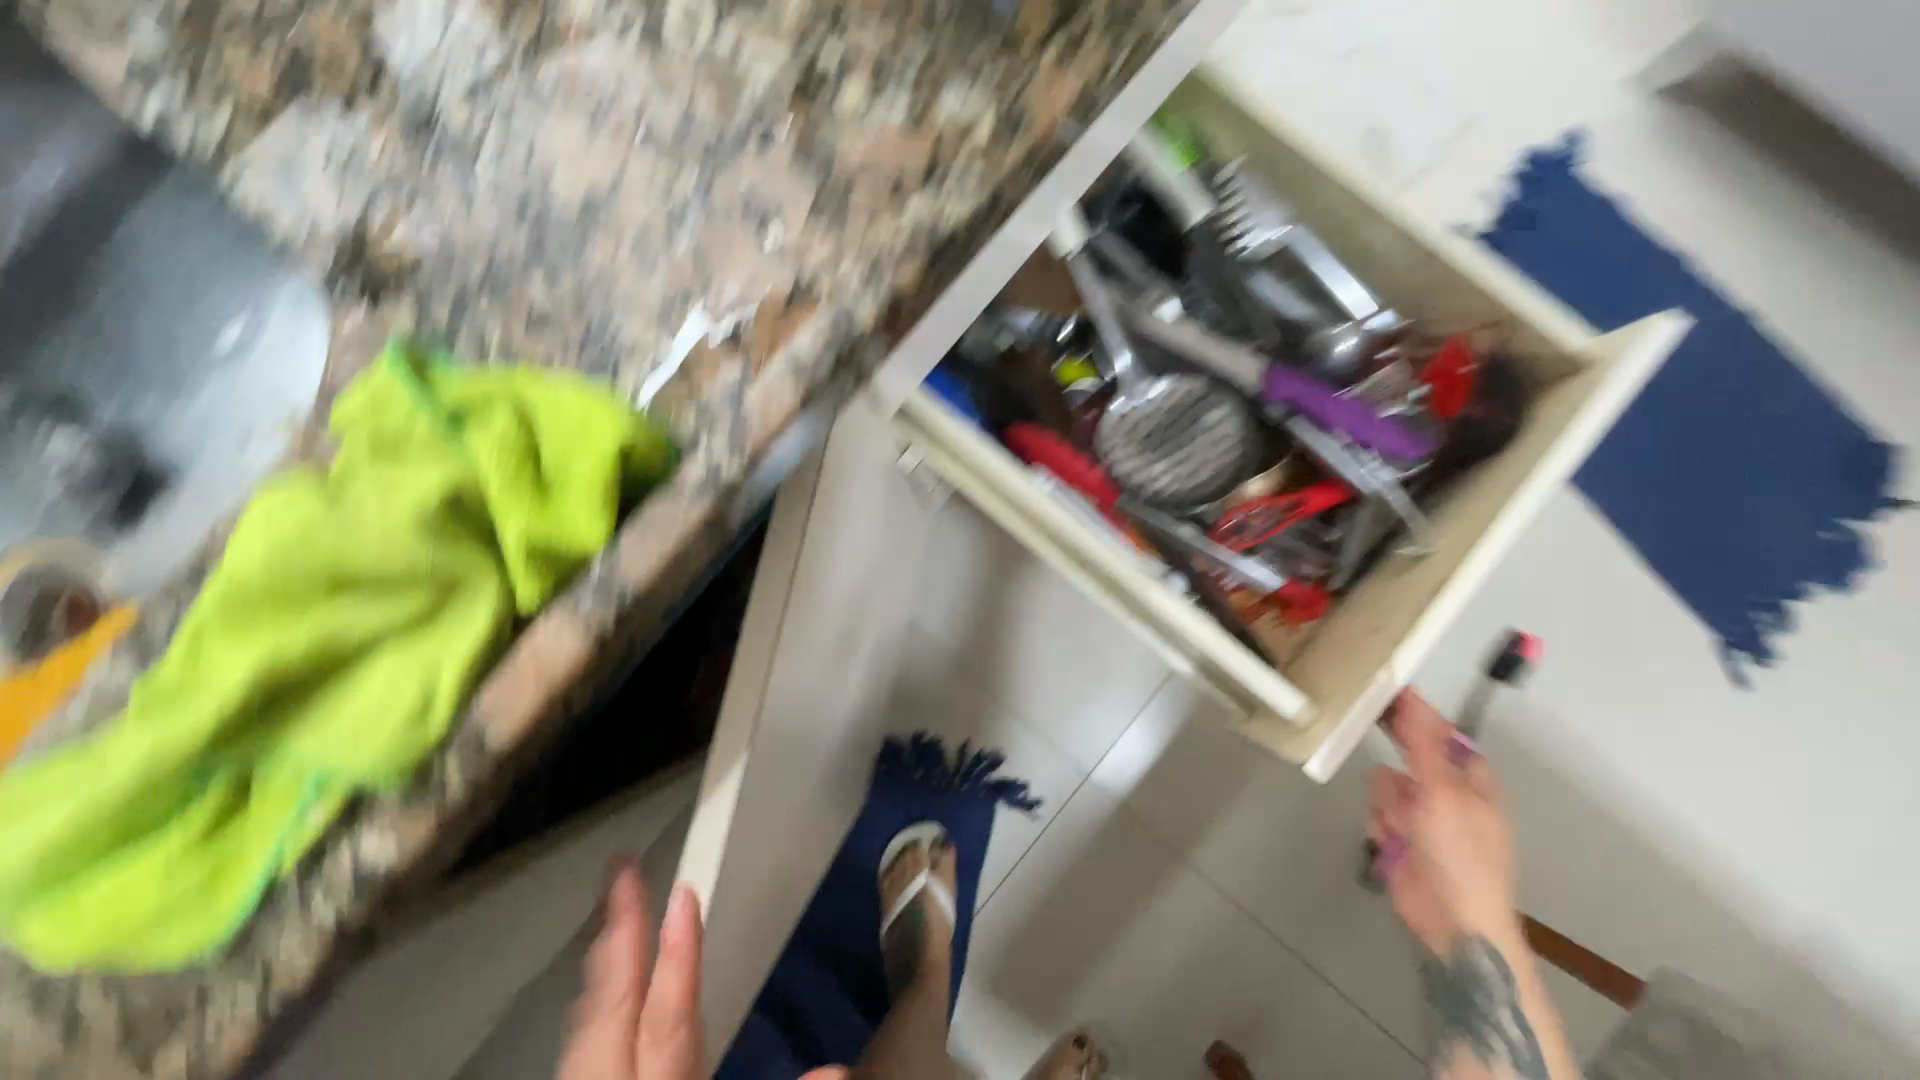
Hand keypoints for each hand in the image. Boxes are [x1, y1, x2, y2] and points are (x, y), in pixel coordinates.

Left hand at [557, 861, 847, 1079]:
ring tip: (609, 912)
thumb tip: (838, 1069)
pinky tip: (598, 990)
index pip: (668, 1027)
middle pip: (607, 1018)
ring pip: (581, 1034)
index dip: (676, 960)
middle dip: (614, 940)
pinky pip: (578, 1055)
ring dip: (597, 969)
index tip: (682, 896)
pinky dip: (589, 1009)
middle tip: (619, 871)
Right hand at [1368, 691, 1520, 954]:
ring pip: (1386, 784)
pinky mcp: (1400, 837)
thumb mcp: (1443, 792)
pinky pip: (1377, 812)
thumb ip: (1423, 744)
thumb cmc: (1460, 853)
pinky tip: (1390, 843)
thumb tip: (1412, 697)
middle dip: (1396, 767)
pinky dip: (1380, 825)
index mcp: (1472, 778)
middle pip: (1409, 756)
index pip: (1441, 732)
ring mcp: (1423, 816)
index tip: (1384, 693)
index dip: (1416, 714)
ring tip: (1399, 827)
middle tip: (1371, 747)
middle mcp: (1448, 791)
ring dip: (1387, 803)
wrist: (1453, 921)